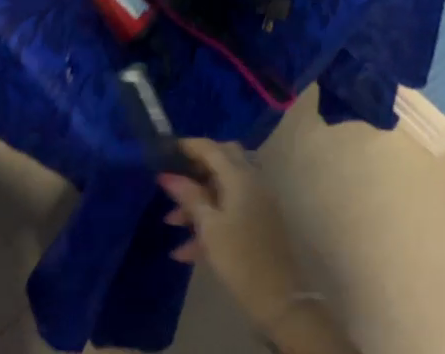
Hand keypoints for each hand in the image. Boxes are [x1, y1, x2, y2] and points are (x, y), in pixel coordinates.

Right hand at [157, 139, 303, 314]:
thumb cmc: (240, 257)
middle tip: (174, 176)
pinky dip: (210, 220)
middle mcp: (252, 182)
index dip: (188, 146)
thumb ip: (189, 196)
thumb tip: (167, 176)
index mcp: (241, 177)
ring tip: (170, 221)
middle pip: (222, 161)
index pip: (212, 148)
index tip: (164, 149)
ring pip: (223, 189)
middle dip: (196, 167)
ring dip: (198, 200)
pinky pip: (230, 210)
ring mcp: (258, 202)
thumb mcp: (209, 226)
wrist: (280, 299)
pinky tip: (185, 250)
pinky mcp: (259, 222)